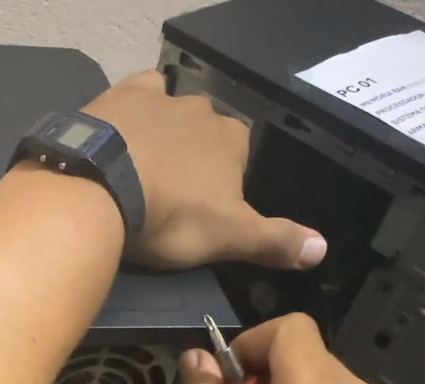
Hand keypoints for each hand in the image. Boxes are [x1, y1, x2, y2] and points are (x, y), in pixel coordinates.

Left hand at [83, 71, 325, 271]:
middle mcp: (204, 111)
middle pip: (206, 138)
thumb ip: (274, 241)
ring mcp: (162, 99)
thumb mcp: (227, 237)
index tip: (199, 215)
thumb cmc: (170, 217)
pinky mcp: (122, 96)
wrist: (101, 188)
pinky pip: (138, 94)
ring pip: (173, 115)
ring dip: (163, 139)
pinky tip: (126, 130)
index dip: (222, 190)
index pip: (240, 162)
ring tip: (142, 173)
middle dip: (193, 164)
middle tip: (167, 200)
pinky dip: (136, 111)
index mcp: (234, 142)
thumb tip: (323, 248)